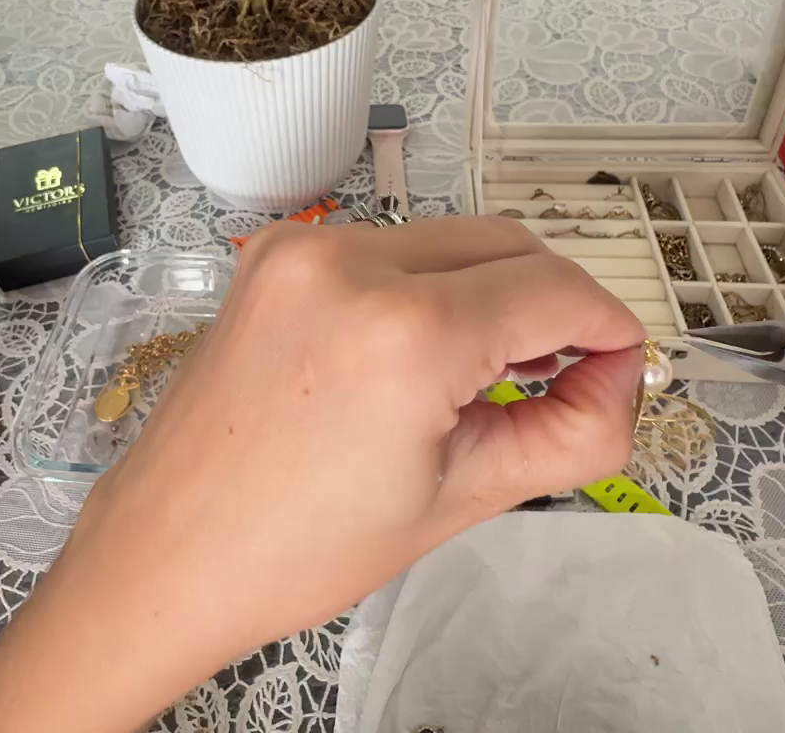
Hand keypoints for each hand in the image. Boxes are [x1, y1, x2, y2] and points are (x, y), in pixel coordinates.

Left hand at [0, 217, 645, 730]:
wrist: (167, 547)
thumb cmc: (304, 547)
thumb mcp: (459, 499)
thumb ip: (572, 433)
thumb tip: (616, 376)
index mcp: (405, 330)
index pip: (553, 288)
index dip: (606, 324)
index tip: (617, 364)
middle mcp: (350, 260)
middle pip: (504, 242)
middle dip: (551, 299)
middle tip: (560, 370)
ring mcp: (303, 244)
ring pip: (446, 237)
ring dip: (488, 287)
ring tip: (488, 366)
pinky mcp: (275, 250)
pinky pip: (385, 245)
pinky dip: (425, 281)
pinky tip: (419, 342)